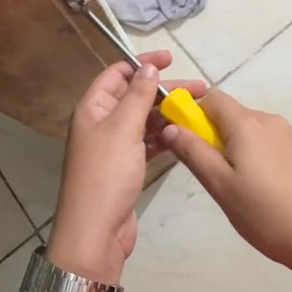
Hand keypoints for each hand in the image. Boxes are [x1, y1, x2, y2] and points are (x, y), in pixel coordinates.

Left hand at [49, 53, 202, 284]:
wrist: (95, 233)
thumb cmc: (106, 175)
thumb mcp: (123, 129)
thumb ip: (137, 95)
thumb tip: (148, 67)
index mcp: (92, 107)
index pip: (117, 73)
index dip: (142, 63)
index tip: (171, 59)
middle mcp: (100, 123)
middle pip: (133, 96)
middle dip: (163, 90)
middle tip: (199, 89)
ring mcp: (113, 147)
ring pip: (143, 120)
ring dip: (166, 114)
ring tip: (197, 113)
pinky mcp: (125, 168)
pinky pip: (146, 143)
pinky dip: (163, 137)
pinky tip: (184, 137)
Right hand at [160, 90, 291, 277]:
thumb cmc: (271, 216)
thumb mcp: (222, 188)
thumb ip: (194, 153)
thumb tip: (171, 127)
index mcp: (247, 124)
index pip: (212, 98)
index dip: (194, 114)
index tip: (190, 145)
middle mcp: (272, 121)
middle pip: (235, 117)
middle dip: (219, 138)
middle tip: (219, 180)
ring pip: (258, 135)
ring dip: (244, 153)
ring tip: (249, 195)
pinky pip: (279, 148)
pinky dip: (268, 163)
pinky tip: (276, 198)